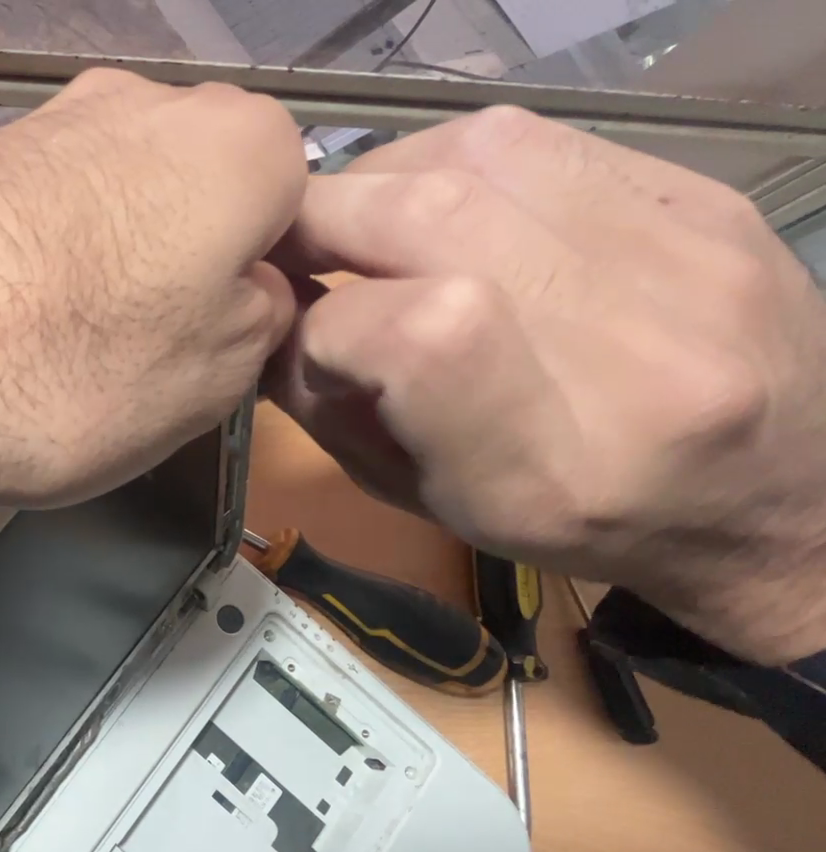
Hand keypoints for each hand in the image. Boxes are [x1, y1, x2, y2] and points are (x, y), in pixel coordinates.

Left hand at [0, 70, 305, 633]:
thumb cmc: (49, 376)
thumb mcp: (205, 386)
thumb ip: (258, 326)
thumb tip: (252, 298)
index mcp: (236, 148)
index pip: (290, 213)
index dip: (255, 289)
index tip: (217, 346)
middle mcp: (134, 110)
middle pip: (185, 202)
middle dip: (172, 273)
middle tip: (131, 358)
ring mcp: (33, 129)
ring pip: (99, 211)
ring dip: (89, 276)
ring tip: (45, 358)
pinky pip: (20, 223)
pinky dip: (19, 273)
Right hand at [267, 106, 825, 663]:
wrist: (771, 493)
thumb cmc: (561, 519)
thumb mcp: (416, 498)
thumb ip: (329, 408)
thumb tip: (272, 314)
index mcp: (545, 468)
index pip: (407, 336)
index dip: (320, 328)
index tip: (297, 341)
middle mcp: (633, 352)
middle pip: (433, 219)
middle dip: (321, 224)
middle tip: (287, 251)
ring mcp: (685, 256)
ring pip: (478, 155)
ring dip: (377, 180)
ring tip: (354, 224)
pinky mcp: (704, 196)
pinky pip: (537, 139)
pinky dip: (446, 162)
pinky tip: (430, 206)